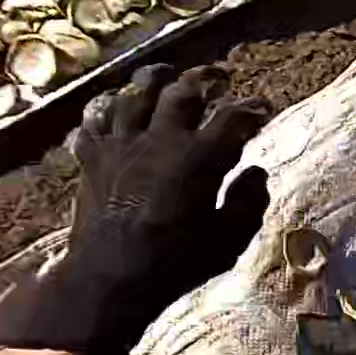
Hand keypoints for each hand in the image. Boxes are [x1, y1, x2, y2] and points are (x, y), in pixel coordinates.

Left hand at [0, 64, 271, 354]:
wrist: (108, 280)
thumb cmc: (175, 264)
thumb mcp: (229, 242)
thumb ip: (249, 203)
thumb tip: (256, 172)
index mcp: (198, 159)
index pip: (232, 117)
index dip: (252, 108)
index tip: (264, 109)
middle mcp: (159, 140)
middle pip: (183, 91)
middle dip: (205, 78)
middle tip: (218, 78)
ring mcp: (121, 144)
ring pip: (135, 93)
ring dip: (154, 79)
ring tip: (165, 75)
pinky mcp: (92, 157)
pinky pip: (96, 119)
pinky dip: (106, 108)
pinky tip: (114, 107)